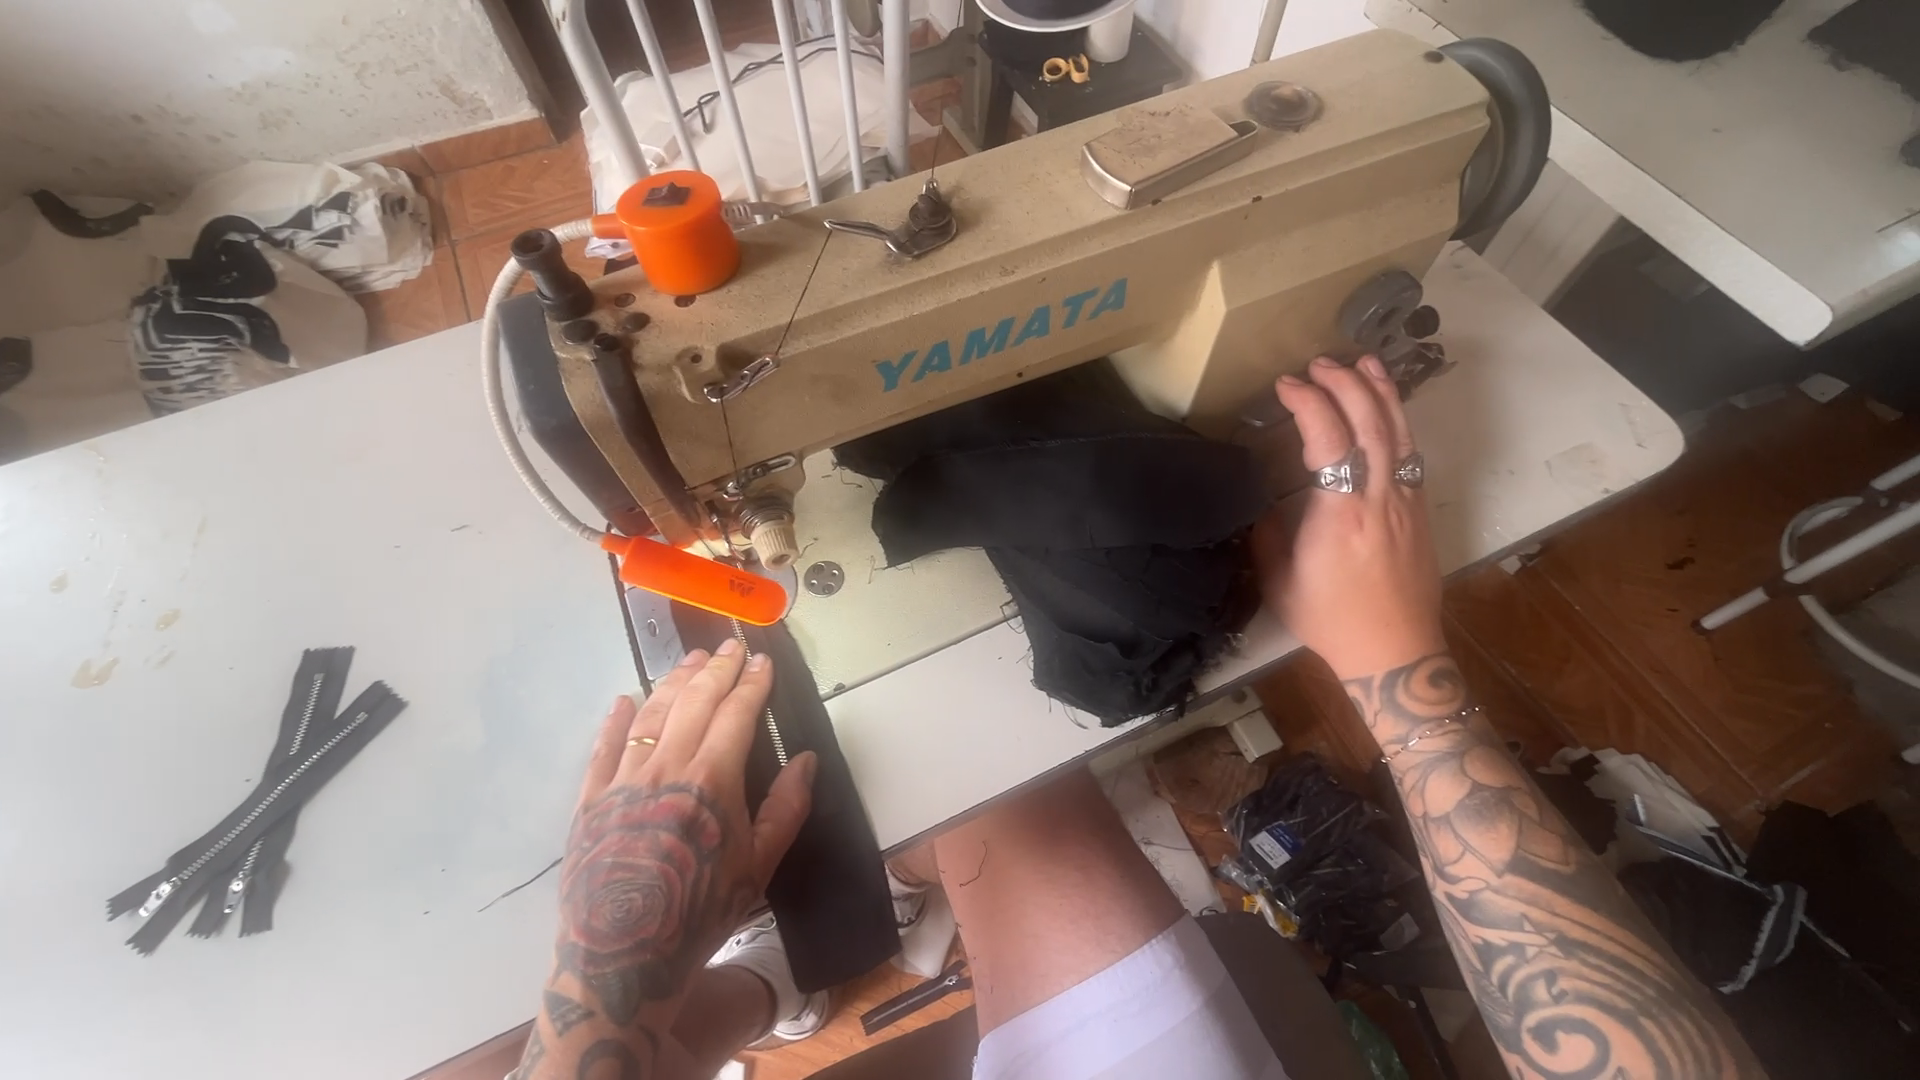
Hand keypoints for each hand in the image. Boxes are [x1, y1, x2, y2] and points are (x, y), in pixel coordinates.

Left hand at [549, 641, 815, 1034]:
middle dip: (717, 668)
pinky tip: (624, 701)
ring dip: (674, 680)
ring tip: (690, 659)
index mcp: (712, 778)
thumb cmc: (701, 909)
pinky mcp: (589, 799)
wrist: (622, 957)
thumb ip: (786, 807)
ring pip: (652, 713)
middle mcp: (666, 765)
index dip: (753, 682)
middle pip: (694, 700)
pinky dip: (615, 720)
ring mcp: (623, 779)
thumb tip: (807, 759)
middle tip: (730, 646)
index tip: (763, 660)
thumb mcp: (759, 865)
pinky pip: (602, 748)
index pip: (737, 712)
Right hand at [1253, 355, 1444, 677]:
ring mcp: (1407, 501)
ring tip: (1364, 362)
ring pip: (1400, 432)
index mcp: (1340, 514)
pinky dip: (1397, 421)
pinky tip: (1385, 409)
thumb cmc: (1330, 620)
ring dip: (1381, 391)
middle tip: (1319, 363)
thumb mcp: (1279, 581)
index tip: (1286, 385)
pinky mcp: (1420, 510)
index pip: (1330, 439)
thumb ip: (1266, 535)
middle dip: (1346, 383)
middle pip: (1372, 423)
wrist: (1394, 650)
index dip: (1309, 403)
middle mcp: (1381, 498)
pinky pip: (1410, 452)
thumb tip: (1262, 503)